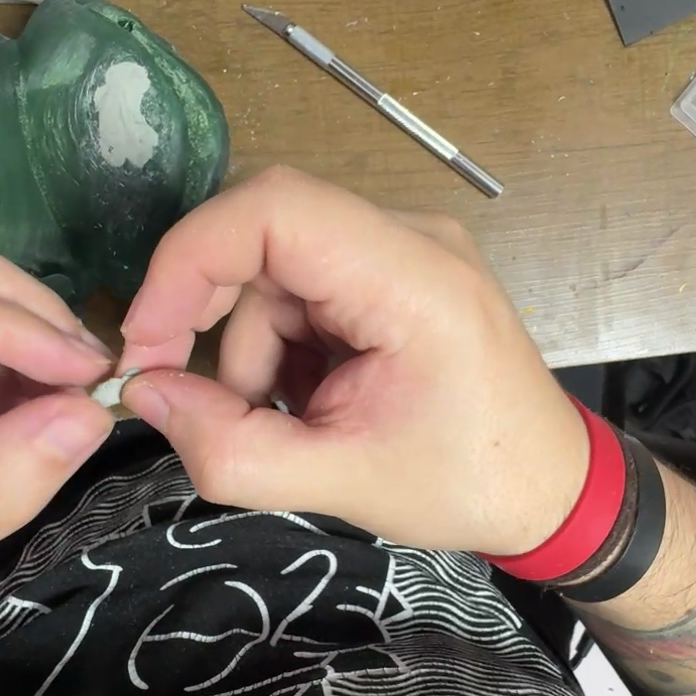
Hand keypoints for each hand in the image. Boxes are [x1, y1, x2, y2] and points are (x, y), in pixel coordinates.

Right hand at [117, 167, 586, 555]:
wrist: (551, 487)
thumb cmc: (468, 485)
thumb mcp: (344, 483)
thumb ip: (233, 449)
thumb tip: (145, 393)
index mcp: (413, 278)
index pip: (273, 208)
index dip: (188, 261)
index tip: (149, 343)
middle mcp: (411, 241)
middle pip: (267, 235)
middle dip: (213, 318)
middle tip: (190, 392)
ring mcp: (408, 254)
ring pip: (280, 272)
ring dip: (255, 350)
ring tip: (290, 425)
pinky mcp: (399, 278)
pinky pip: (310, 292)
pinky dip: (286, 349)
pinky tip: (314, 403)